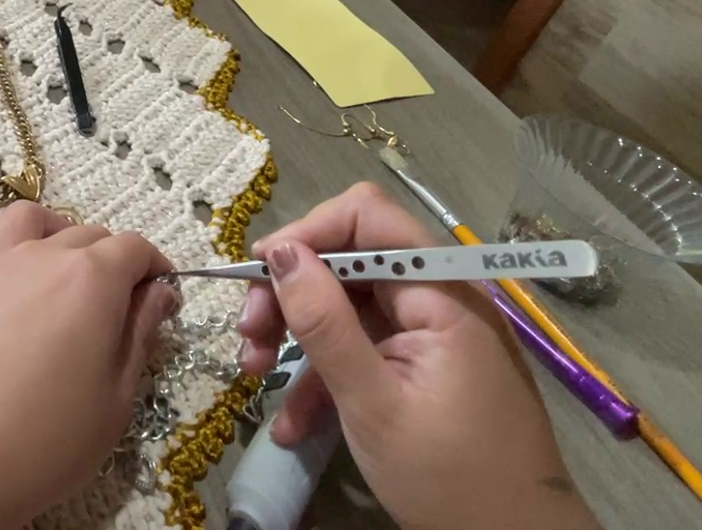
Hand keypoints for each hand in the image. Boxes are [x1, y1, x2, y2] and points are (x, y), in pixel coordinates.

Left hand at [0, 199, 176, 529]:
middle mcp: (41, 254)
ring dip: (56, 230)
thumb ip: (141, 333)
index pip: (135, 249)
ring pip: (29, 219)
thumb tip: (159, 291)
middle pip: (88, 235)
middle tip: (123, 307)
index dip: (156, 270)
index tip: (165, 302)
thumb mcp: (116, 398)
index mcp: (91, 278)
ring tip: (65, 262)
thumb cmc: (45, 440)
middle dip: (115, 262)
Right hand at [238, 183, 600, 529]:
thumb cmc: (452, 483)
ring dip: (295, 331)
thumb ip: (324, 322)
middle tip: (249, 330)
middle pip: (347, 259)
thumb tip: (278, 251)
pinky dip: (322, 371)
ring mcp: (429, 332)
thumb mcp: (373, 404)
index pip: (367, 218)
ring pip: (345, 301)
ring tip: (254, 369)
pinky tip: (292, 419)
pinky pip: (360, 345)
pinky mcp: (420, 363)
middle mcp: (437, 298)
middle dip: (290, 289)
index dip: (308, 231)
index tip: (262, 271)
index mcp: (441, 294)